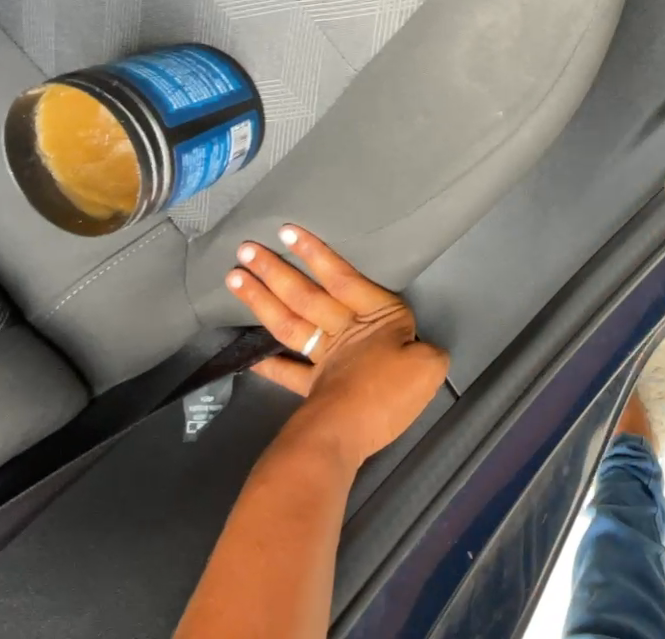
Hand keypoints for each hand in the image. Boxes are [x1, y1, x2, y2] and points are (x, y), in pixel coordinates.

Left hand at [226, 227, 448, 467]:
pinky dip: (268, 363)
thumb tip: (419, 349)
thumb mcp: (430, 363)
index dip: (317, 255)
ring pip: (290, 322)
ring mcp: (325, 360)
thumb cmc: (388, 391)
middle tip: (246, 249)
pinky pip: (287, 373)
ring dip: (261, 299)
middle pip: (306, 295)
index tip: (288, 232)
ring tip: (234, 278)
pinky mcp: (313, 389)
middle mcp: (345, 332)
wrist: (351, 433)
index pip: (343, 278)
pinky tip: (248, 353)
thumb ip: (426, 349)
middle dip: (276, 270)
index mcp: (376, 319)